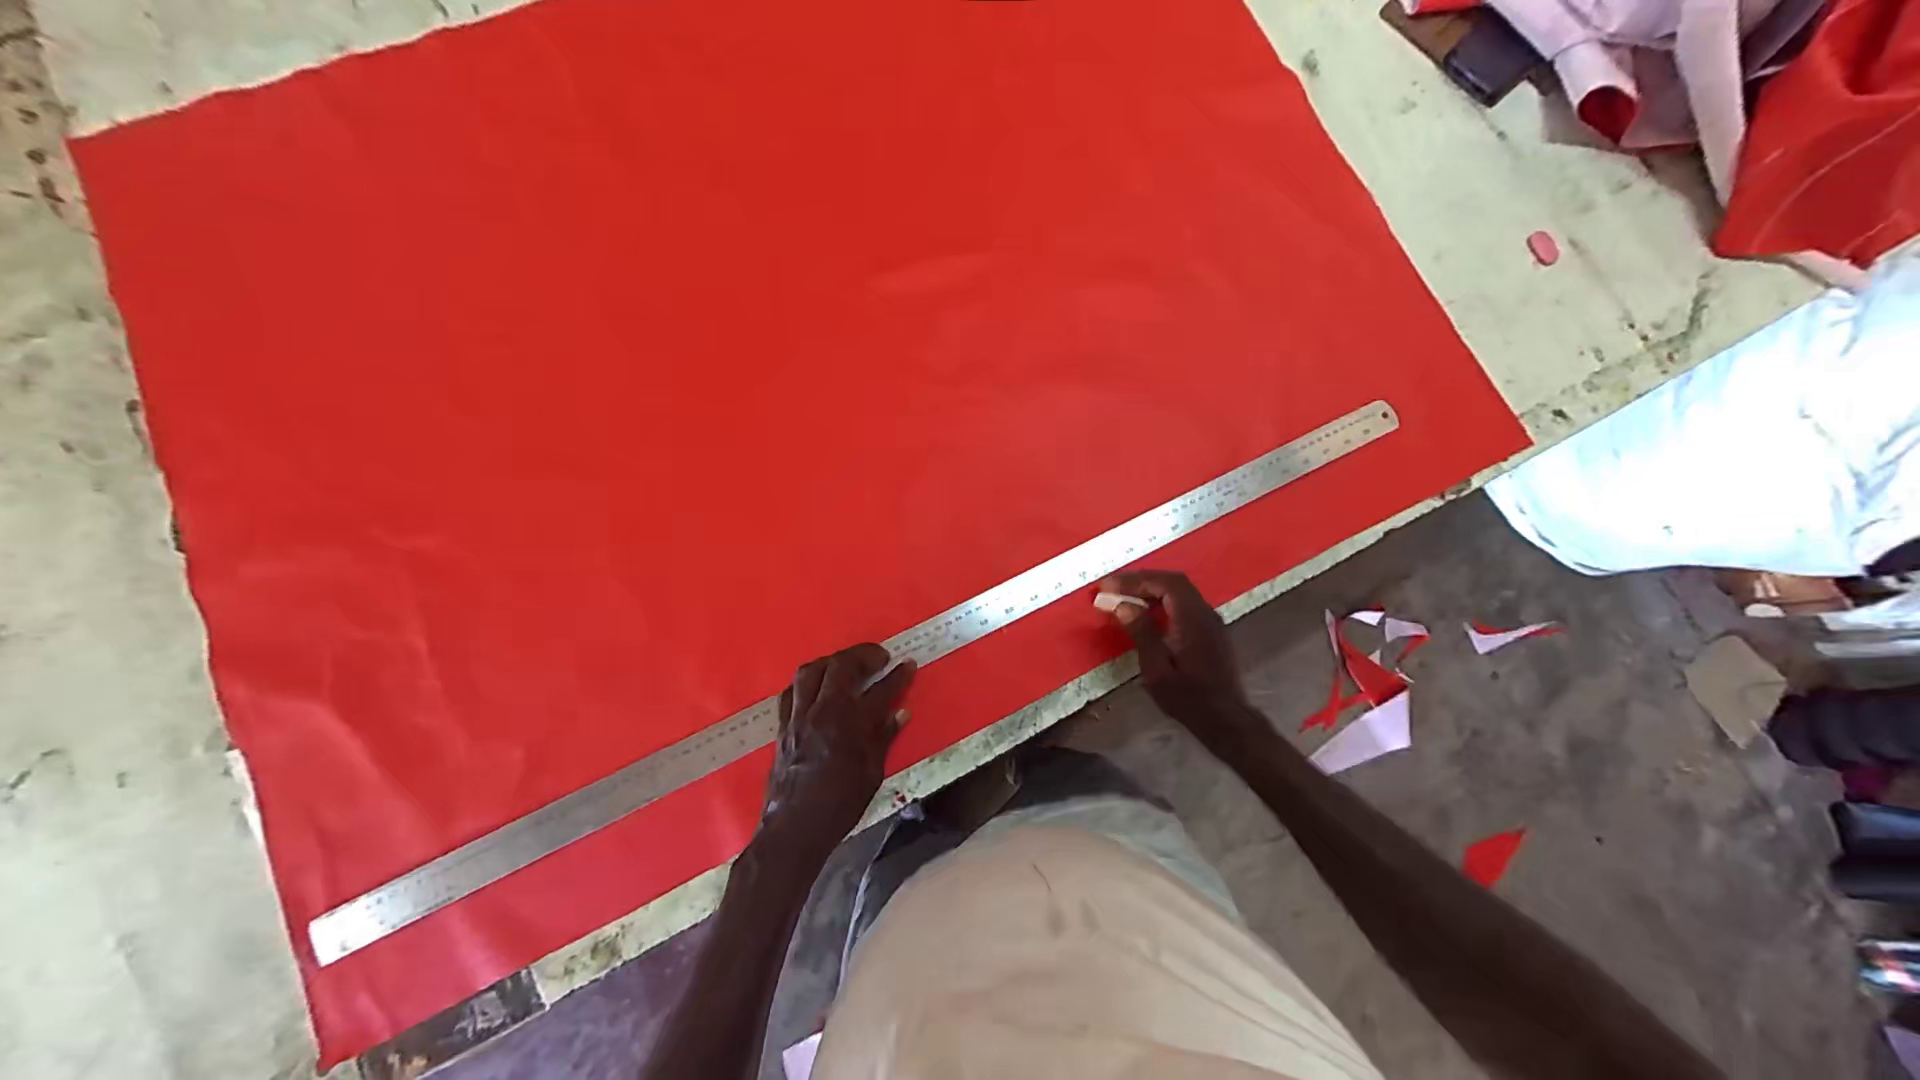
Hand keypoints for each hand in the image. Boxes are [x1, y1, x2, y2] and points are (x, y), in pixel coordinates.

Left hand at [757, 644, 915, 861]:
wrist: (795, 827)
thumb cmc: (841, 805)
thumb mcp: (872, 773)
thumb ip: (884, 738)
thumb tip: (900, 713)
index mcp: (850, 723)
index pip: (880, 690)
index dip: (898, 675)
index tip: (908, 664)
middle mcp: (823, 711)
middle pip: (841, 666)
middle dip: (863, 655)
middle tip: (879, 658)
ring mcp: (799, 716)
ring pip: (811, 671)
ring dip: (832, 662)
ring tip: (846, 665)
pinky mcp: (783, 726)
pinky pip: (791, 692)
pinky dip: (806, 683)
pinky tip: (815, 688)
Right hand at [1099, 570, 1264, 747]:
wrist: (1225, 720)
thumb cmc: (1188, 698)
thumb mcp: (1156, 669)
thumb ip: (1141, 633)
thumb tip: (1122, 605)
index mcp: (1192, 619)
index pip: (1164, 583)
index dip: (1134, 580)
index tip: (1108, 586)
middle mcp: (1205, 613)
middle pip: (1173, 581)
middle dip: (1141, 580)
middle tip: (1113, 587)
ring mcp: (1211, 621)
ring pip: (1180, 591)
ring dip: (1151, 588)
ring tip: (1124, 596)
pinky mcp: (1210, 630)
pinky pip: (1184, 603)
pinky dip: (1162, 599)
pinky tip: (1146, 612)